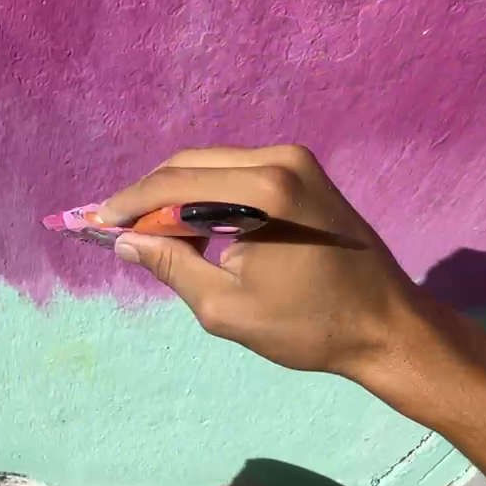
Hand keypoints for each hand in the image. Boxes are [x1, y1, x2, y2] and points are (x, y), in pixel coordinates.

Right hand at [97, 145, 446, 383]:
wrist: (389, 326)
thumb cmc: (309, 326)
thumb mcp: (226, 307)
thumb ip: (170, 265)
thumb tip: (124, 240)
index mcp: (264, 191)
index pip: (174, 184)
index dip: (129, 203)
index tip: (96, 222)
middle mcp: (279, 159)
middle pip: (189, 165)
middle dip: (148, 196)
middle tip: (118, 227)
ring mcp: (294, 159)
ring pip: (210, 164)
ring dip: (175, 193)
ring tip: (150, 230)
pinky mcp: (302, 168)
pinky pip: (235, 171)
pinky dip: (205, 192)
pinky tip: (191, 222)